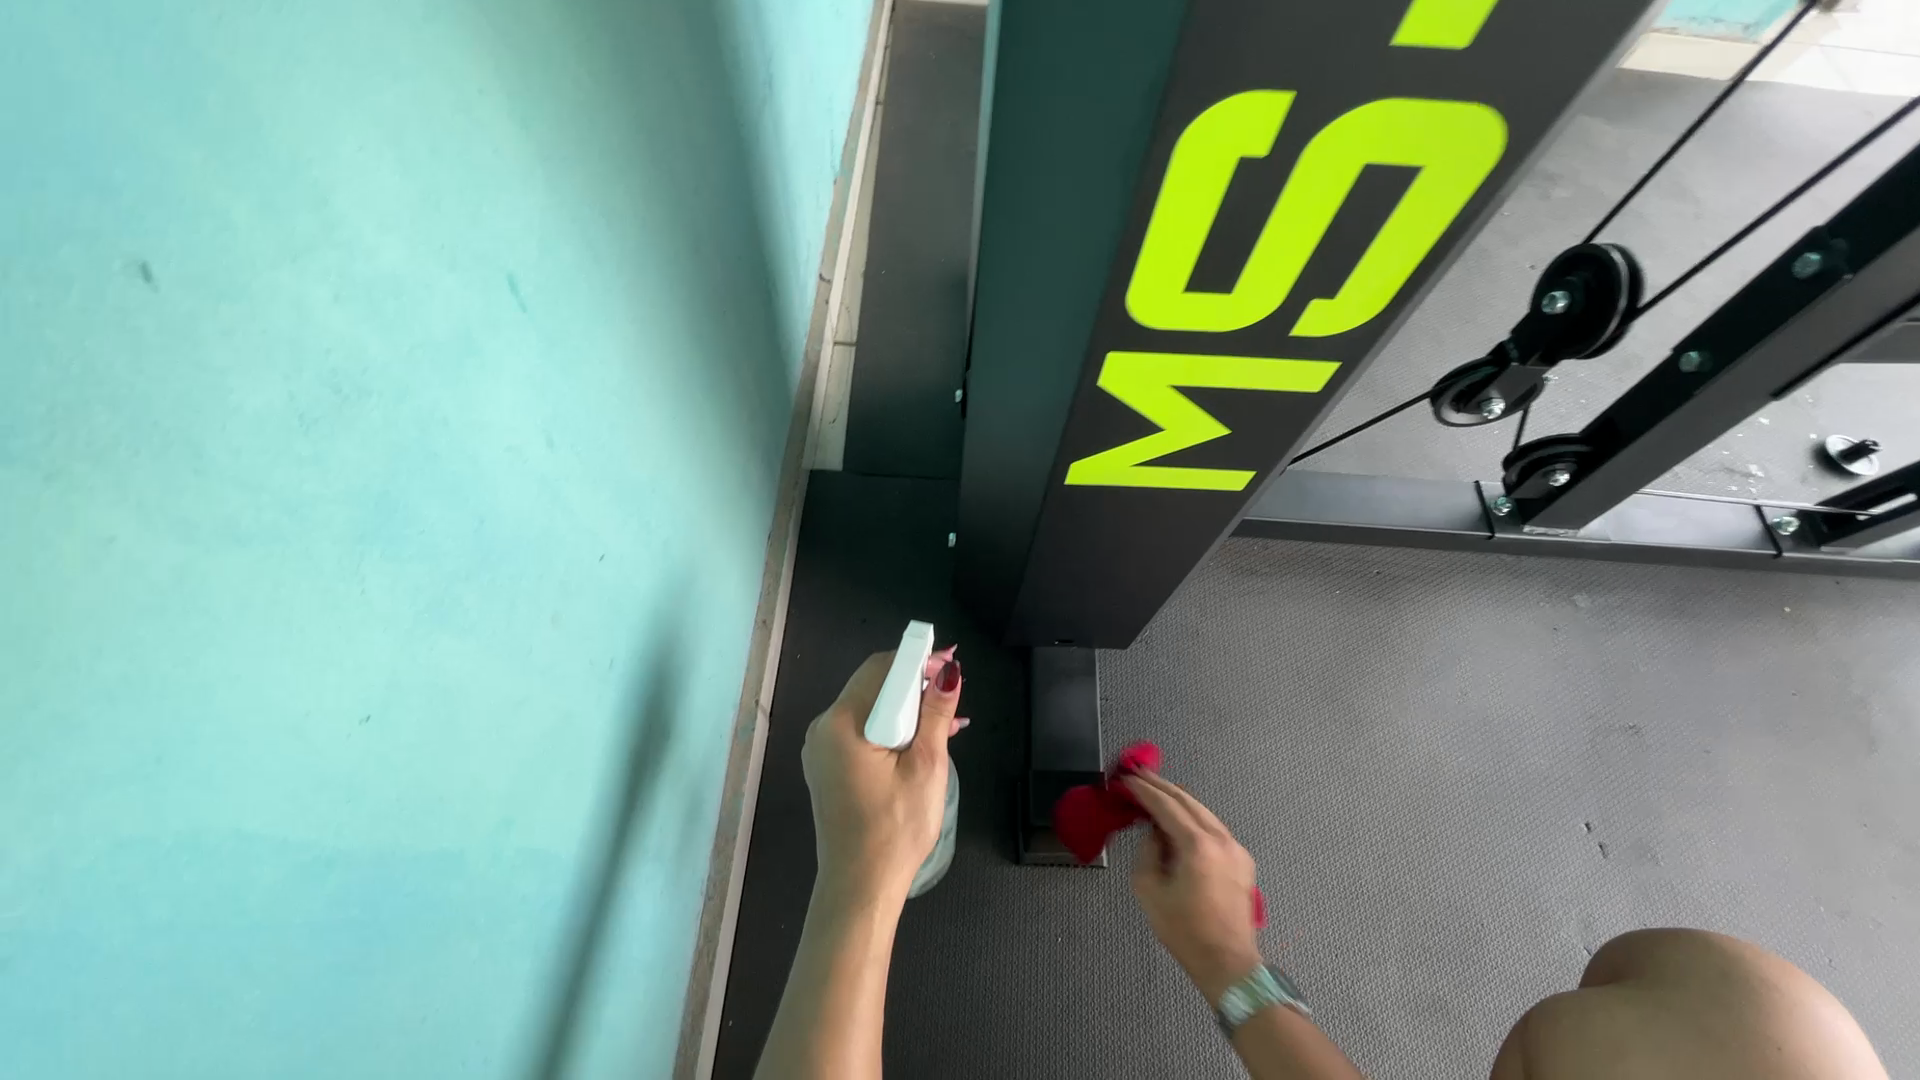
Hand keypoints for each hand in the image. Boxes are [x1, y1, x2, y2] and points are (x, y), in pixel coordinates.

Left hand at [801, 648, 964, 901]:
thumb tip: (950, 672)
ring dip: (909, 706)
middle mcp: (824, 729)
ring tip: (950, 715)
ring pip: (871, 709)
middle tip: (953, 686)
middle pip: (872, 686)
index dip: (917, 659)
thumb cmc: (896, 828)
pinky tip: (927, 736)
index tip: (950, 660)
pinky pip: (864, 731)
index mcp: (841, 723)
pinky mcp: (830, 767)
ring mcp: (823, 749)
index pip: (880, 669)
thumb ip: (935, 713)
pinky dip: (894, 728)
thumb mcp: (925, 765)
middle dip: (915, 681)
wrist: (861, 887)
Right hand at [1124, 771, 1262, 1006]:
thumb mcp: (1149, 889)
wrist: (1227, 963)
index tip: (1126, 779)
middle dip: (1161, 786)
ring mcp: (1236, 848)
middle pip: (1187, 801)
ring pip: (1203, 811)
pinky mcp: (1242, 860)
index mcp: (1197, 845)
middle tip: (1138, 775)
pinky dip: (1193, 817)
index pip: (1166, 805)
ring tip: (1155, 791)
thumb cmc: (1184, 930)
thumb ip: (1147, 850)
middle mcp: (1221, 839)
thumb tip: (1154, 832)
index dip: (1144, 790)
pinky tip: (1179, 819)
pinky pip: (1213, 828)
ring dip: (1178, 800)